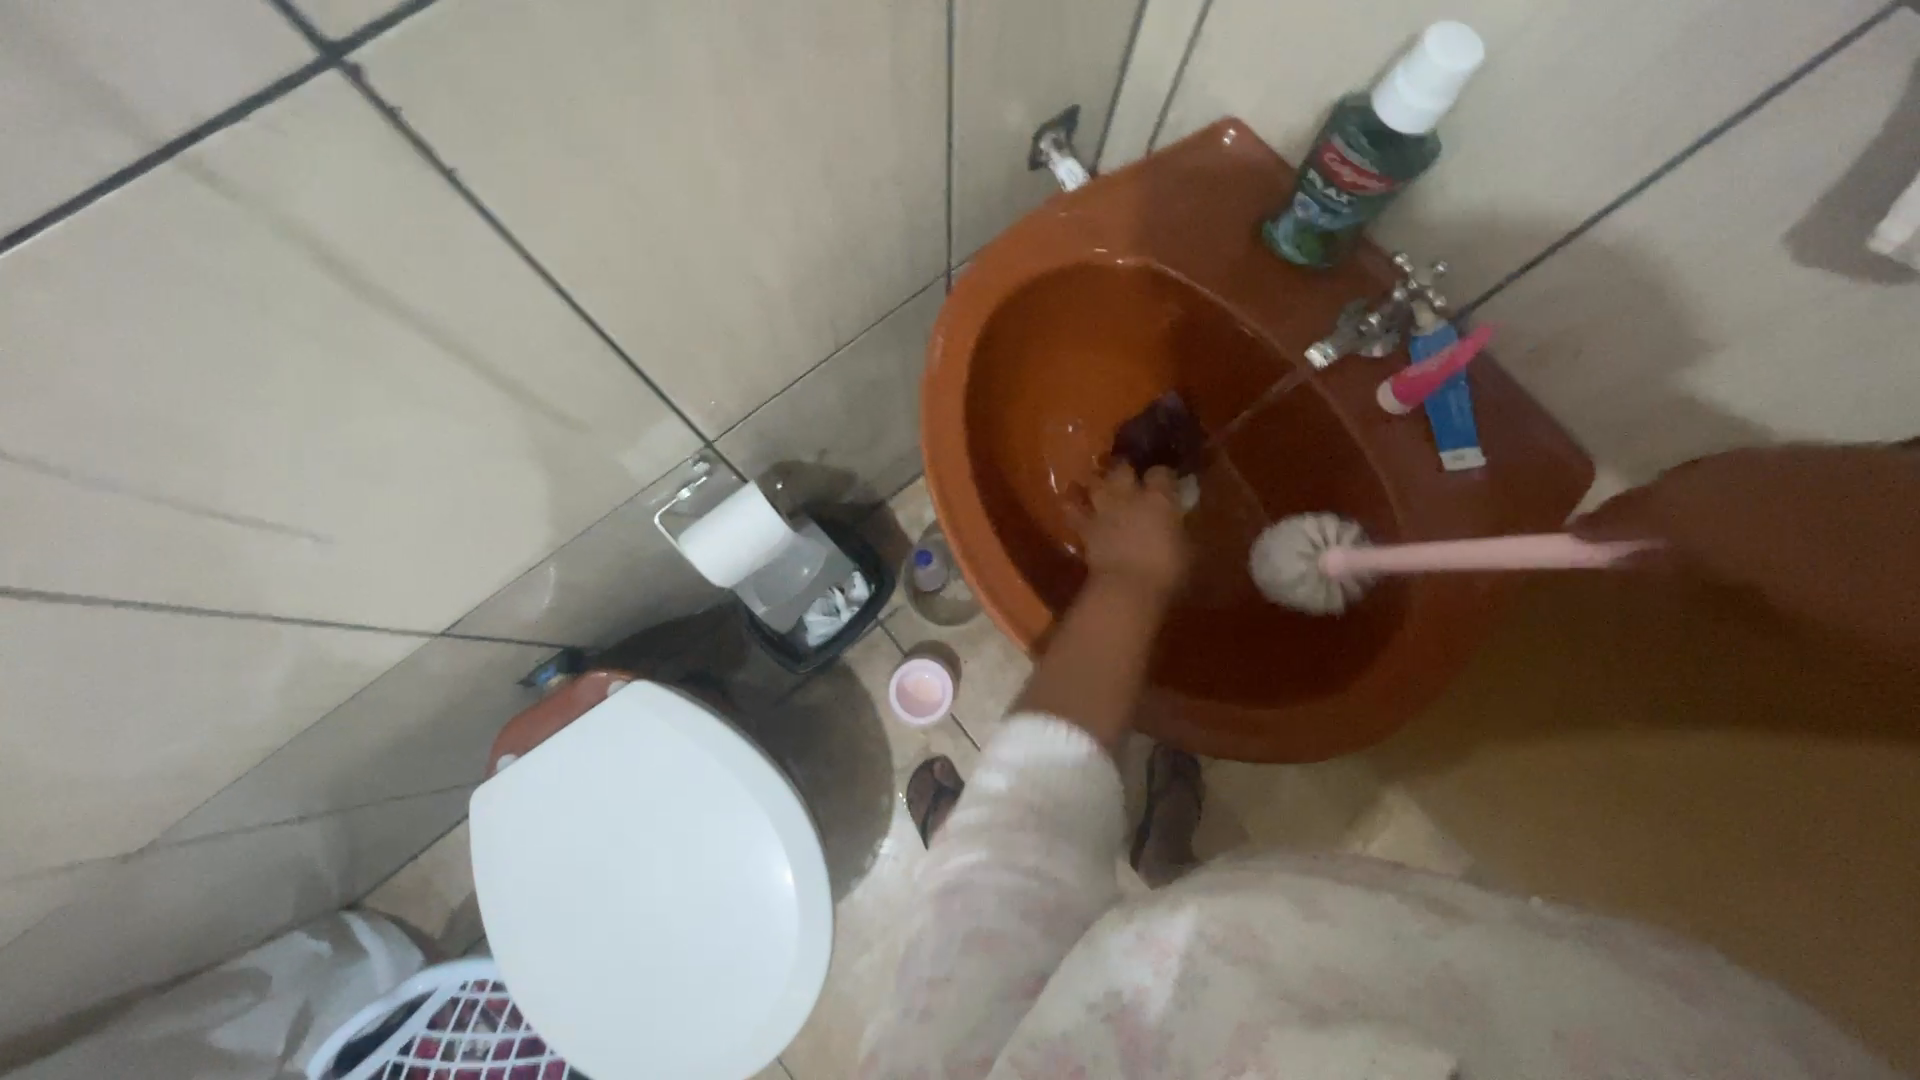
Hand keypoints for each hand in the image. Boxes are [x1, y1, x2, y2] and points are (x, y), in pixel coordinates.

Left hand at [1073, 466, 1191, 604]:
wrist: (1128, 588)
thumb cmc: (1167, 570)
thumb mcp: (1186, 548)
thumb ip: (1178, 527)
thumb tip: (1177, 520)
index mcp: (1159, 498)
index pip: (1160, 472)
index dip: (1162, 474)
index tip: (1166, 481)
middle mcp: (1128, 496)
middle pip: (1122, 468)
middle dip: (1124, 468)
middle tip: (1127, 474)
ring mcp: (1103, 510)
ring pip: (1094, 482)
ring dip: (1096, 481)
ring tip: (1099, 483)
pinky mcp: (1084, 527)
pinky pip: (1072, 509)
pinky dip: (1071, 503)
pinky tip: (1070, 500)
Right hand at [1571, 444, 1919, 661]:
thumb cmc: (1872, 603)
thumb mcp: (1777, 615)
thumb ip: (1701, 583)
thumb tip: (1646, 565)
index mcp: (1707, 510)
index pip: (1625, 514)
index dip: (1594, 530)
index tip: (1569, 545)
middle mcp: (1742, 471)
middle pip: (1676, 486)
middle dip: (1651, 513)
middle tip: (1638, 550)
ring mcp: (1801, 458)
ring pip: (1725, 476)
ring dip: (1703, 504)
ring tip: (1705, 543)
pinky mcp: (1856, 458)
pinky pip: (1774, 473)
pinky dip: (1755, 497)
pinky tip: (1775, 528)